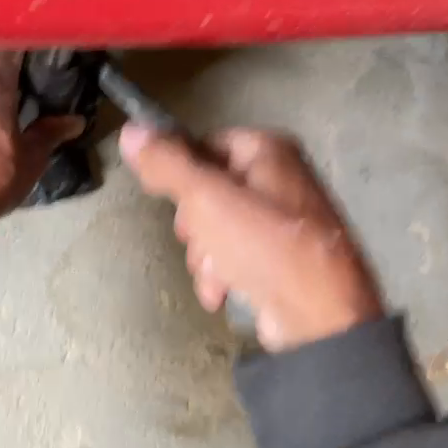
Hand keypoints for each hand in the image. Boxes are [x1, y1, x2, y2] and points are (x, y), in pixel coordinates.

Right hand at [120, 125, 383, 351]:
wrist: (317, 318)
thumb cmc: (264, 246)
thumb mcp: (205, 198)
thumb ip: (167, 163)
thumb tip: (131, 130)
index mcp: (269, 151)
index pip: (204, 144)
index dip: (182, 173)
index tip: (173, 199)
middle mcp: (280, 179)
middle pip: (207, 190)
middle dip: (194, 224)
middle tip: (199, 239)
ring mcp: (284, 223)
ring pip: (216, 228)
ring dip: (205, 256)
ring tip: (216, 273)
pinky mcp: (282, 261)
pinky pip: (236, 257)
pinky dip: (223, 275)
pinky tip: (223, 291)